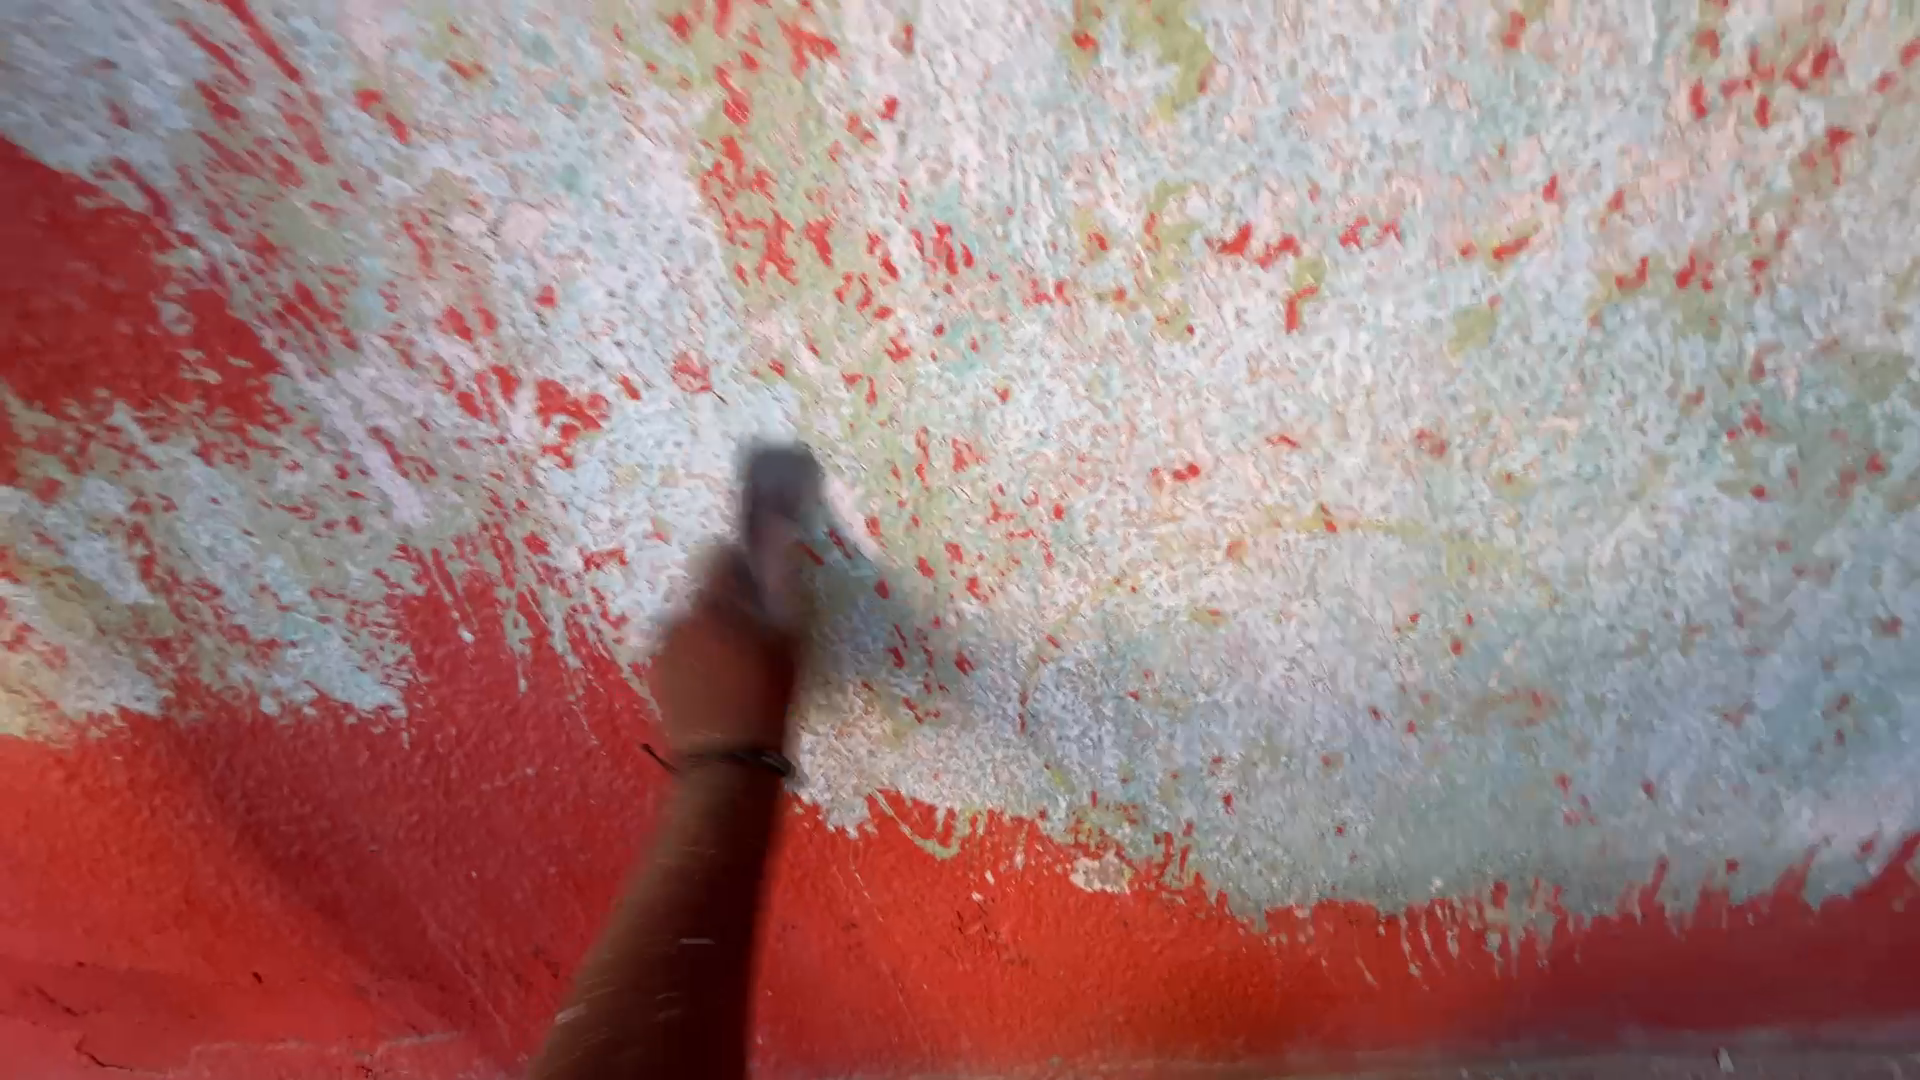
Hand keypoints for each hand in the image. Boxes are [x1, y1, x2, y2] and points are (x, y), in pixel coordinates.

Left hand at [647, 546, 801, 755]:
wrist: (726, 758)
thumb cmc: (767, 696)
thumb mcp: (788, 639)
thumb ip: (782, 584)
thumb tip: (779, 539)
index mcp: (714, 603)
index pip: (720, 555)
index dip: (742, 563)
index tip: (758, 583)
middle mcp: (680, 615)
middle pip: (705, 589)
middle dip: (726, 602)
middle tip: (752, 634)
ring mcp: (662, 644)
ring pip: (690, 618)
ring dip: (709, 627)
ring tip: (732, 663)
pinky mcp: (654, 670)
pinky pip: (677, 645)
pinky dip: (693, 652)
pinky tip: (712, 680)